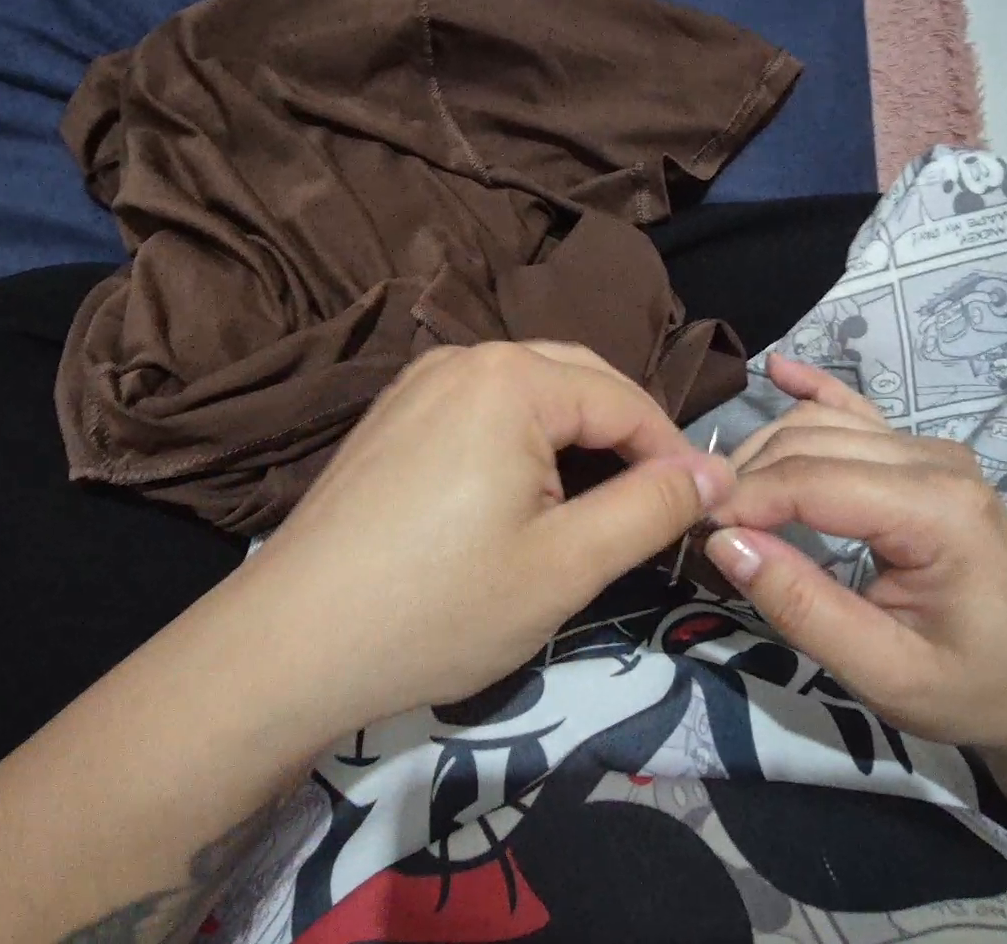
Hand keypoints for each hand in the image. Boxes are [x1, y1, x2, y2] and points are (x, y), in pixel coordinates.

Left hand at [239, 341, 732, 733]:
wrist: (290, 646)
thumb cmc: (440, 607)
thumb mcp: (567, 565)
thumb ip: (651, 508)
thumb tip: (715, 474)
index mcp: (510, 378)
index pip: (624, 399)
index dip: (674, 454)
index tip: (703, 509)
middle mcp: (461, 359)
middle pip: (576, 381)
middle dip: (626, 438)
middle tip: (655, 503)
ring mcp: (416, 386)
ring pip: (527, 394)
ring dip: (575, 438)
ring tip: (598, 501)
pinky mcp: (390, 420)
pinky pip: (480, 411)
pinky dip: (522, 443)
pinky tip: (522, 493)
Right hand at [704, 356, 1006, 753]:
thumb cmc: (971, 688)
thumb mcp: (885, 674)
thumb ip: (803, 607)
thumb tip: (723, 542)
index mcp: (936, 510)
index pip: (809, 479)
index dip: (741, 500)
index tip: (691, 532)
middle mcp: (935, 460)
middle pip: (806, 443)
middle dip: (743, 479)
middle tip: (700, 527)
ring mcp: (930, 451)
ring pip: (817, 425)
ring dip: (761, 454)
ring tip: (723, 502)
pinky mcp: (922, 457)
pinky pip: (854, 411)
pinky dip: (811, 392)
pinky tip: (778, 370)